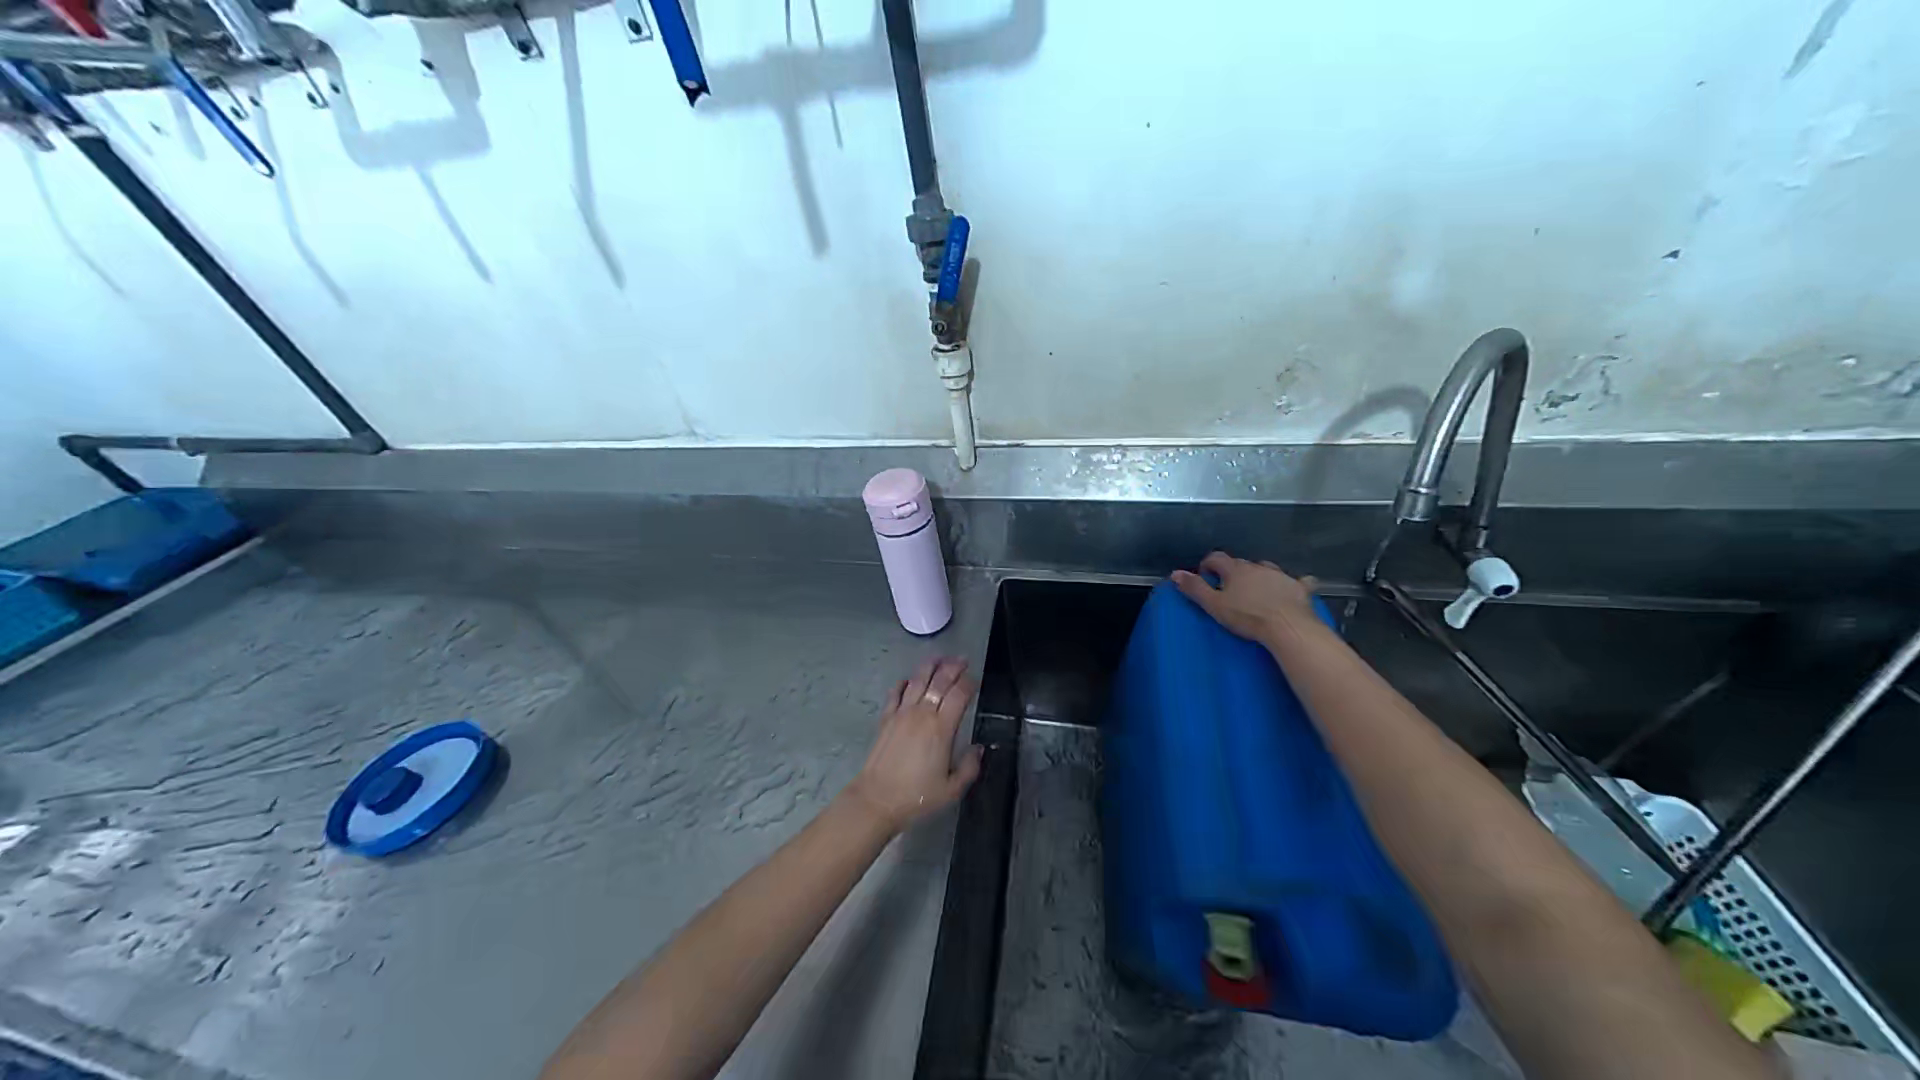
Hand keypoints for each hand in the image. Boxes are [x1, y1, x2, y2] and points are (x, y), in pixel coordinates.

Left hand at [845, 657, 982, 833]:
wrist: (877, 799)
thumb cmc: (916, 795)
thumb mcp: (952, 789)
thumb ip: (969, 767)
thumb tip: (979, 748)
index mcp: (942, 728)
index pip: (959, 694)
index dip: (969, 683)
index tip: (976, 679)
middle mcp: (922, 713)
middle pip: (939, 681)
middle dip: (953, 667)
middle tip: (962, 660)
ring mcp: (901, 713)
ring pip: (918, 680)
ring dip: (930, 667)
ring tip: (939, 659)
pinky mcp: (886, 718)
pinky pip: (896, 693)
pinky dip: (904, 683)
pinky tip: (909, 679)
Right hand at [1171, 551, 1321, 644]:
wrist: (1288, 627)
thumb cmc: (1247, 617)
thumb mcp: (1214, 605)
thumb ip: (1195, 588)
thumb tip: (1175, 573)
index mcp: (1235, 570)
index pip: (1217, 558)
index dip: (1208, 564)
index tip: (1204, 574)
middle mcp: (1258, 567)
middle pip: (1241, 564)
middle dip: (1233, 571)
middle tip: (1228, 588)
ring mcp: (1280, 576)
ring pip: (1266, 569)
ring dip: (1259, 575)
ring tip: (1256, 589)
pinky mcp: (1298, 588)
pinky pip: (1297, 581)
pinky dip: (1292, 583)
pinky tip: (1294, 587)